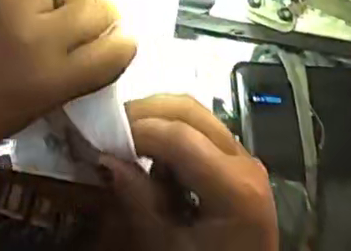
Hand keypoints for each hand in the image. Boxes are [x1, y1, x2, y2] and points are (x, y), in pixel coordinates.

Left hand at [0, 0, 136, 161]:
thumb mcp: (30, 114)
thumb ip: (72, 80)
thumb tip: (104, 47)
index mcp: (53, 79)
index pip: (114, 51)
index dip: (124, 44)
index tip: (121, 42)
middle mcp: (43, 36)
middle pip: (101, 8)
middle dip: (109, 12)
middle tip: (102, 16)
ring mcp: (18, 0)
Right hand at [104, 94, 277, 250]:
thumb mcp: (168, 250)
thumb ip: (140, 204)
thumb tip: (109, 161)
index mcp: (233, 185)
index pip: (181, 136)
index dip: (139, 130)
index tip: (104, 137)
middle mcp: (245, 161)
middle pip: (192, 112)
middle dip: (149, 112)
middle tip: (111, 125)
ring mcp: (246, 161)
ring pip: (199, 116)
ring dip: (161, 119)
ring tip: (126, 137)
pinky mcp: (240, 167)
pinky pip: (205, 134)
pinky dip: (175, 135)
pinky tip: (151, 154)